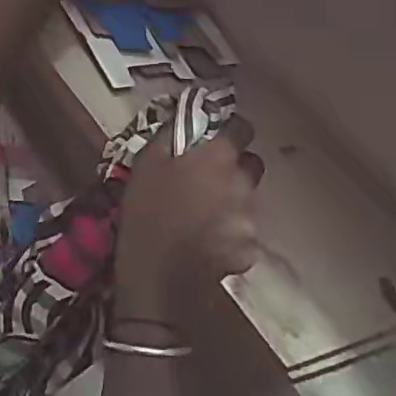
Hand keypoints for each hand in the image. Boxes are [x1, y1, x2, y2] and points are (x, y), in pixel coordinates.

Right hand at [114, 116, 262, 323]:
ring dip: (229, 201)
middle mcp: (242, 182)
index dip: (228, 129)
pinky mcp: (250, 249)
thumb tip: (183, 117)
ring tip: (201, 216)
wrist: (158, 278)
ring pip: (246, 199)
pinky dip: (228, 235)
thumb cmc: (146, 213)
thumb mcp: (145, 164)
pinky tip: (206, 243)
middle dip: (233, 167)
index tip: (213, 137)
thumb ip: (169, 135)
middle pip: (250, 163)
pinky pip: (241, 233)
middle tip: (205, 178)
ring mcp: (249, 217)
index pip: (241, 126)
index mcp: (218, 156)